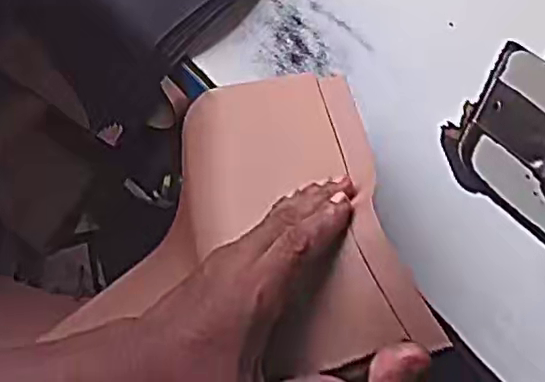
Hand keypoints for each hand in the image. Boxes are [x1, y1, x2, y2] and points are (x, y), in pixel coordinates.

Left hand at [136, 178, 432, 381]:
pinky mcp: (209, 267)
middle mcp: (235, 263)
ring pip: (265, 221)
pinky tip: (279, 223)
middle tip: (343, 182)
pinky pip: (253, 230)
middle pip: (282, 219)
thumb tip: (400, 360)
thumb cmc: (202, 374)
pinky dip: (276, 218)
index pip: (300, 238)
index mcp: (255, 287)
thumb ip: (340, 380)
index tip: (350, 199)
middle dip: (314, 199)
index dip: (328, 217)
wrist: (144, 367)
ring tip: (317, 192)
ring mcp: (218, 261)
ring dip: (295, 205)